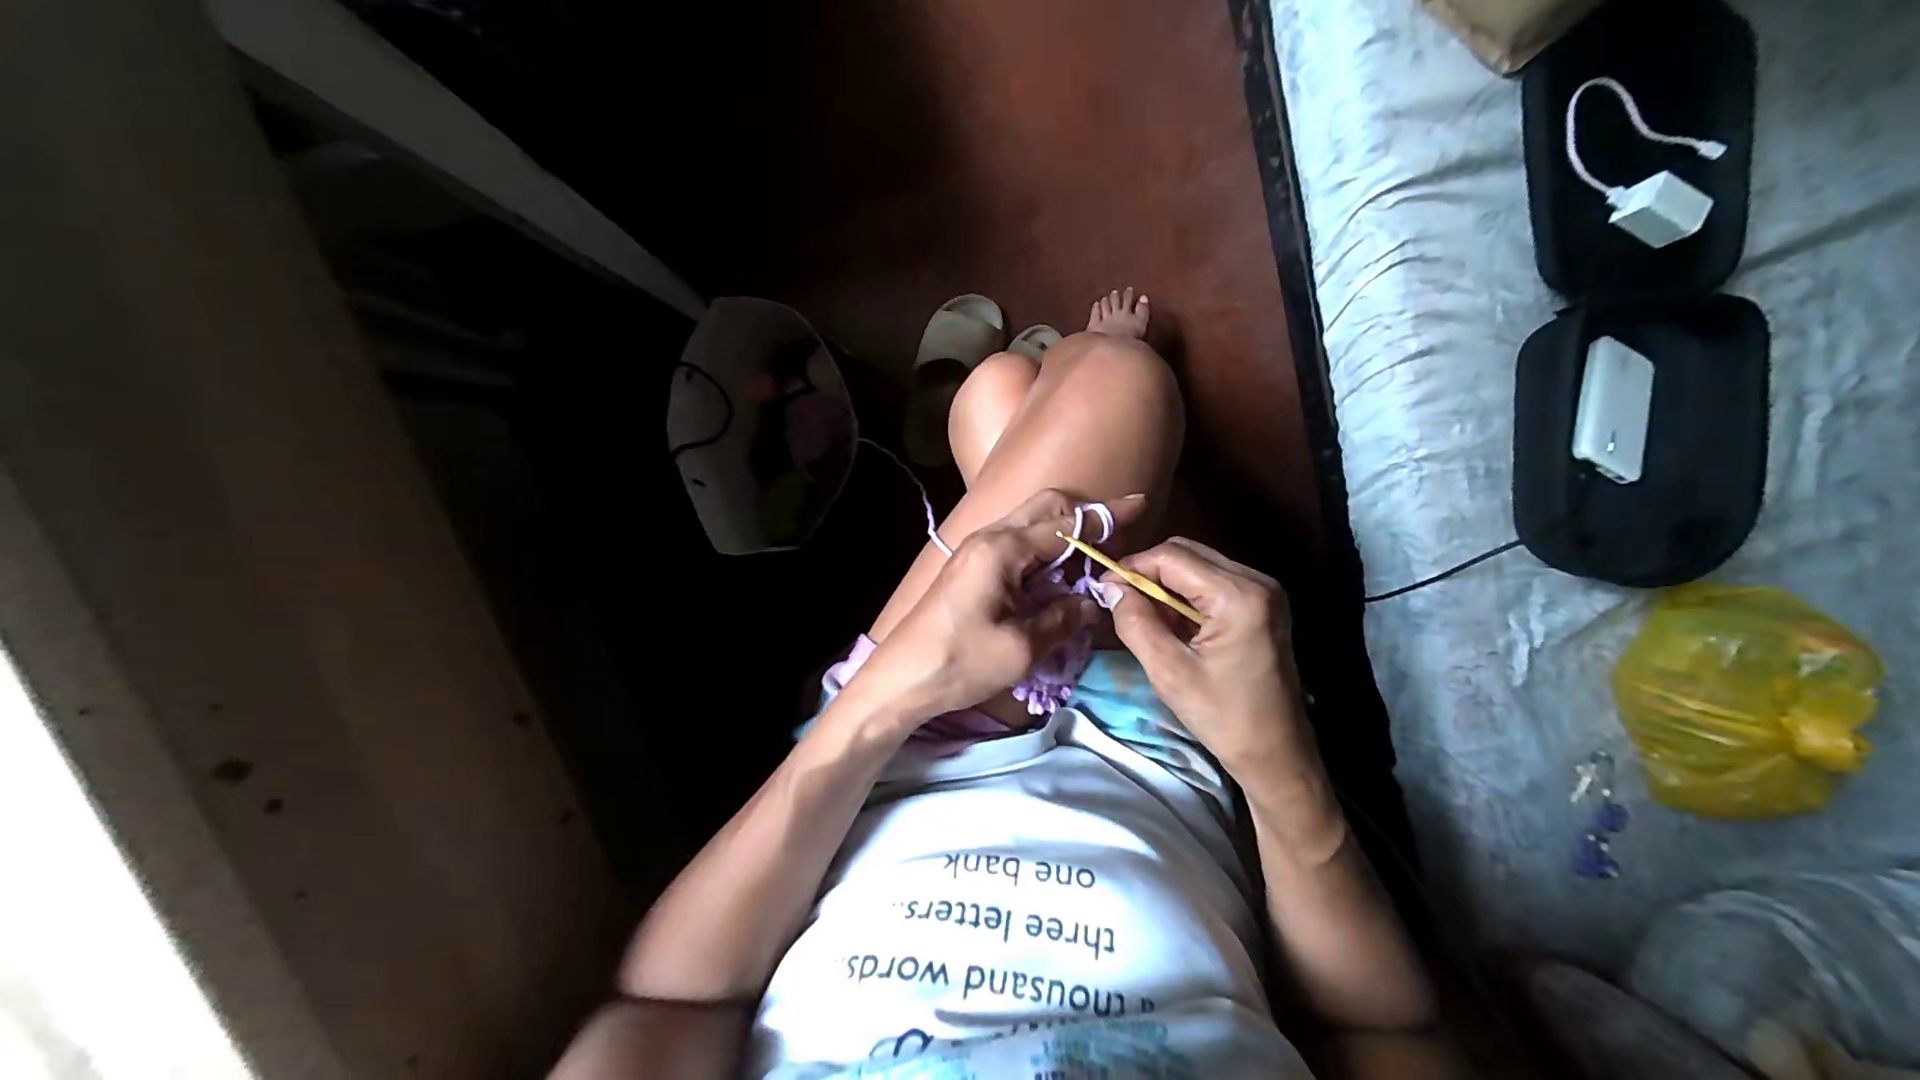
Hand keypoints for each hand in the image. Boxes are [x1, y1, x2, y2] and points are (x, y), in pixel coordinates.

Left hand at [845, 490, 1145, 730]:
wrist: (900, 679)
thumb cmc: (959, 663)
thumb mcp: (1022, 649)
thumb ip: (1064, 618)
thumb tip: (1093, 601)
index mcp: (1003, 549)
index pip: (1065, 523)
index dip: (1105, 517)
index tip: (1140, 505)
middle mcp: (989, 537)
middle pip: (1046, 508)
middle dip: (1084, 515)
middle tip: (1117, 538)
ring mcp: (977, 551)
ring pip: (1030, 525)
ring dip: (1064, 534)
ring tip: (1094, 561)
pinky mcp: (971, 568)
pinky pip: (1016, 546)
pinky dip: (1044, 552)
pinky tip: (1058, 577)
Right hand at [1103, 538, 1313, 774]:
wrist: (1276, 752)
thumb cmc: (1223, 716)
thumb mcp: (1168, 672)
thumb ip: (1135, 623)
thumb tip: (1110, 587)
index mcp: (1238, 596)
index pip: (1172, 557)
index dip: (1132, 566)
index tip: (1104, 589)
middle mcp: (1256, 581)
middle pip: (1186, 552)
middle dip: (1148, 571)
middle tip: (1121, 601)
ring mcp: (1264, 590)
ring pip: (1198, 563)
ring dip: (1165, 583)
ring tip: (1145, 616)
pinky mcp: (1262, 603)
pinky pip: (1212, 580)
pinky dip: (1185, 593)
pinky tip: (1173, 623)